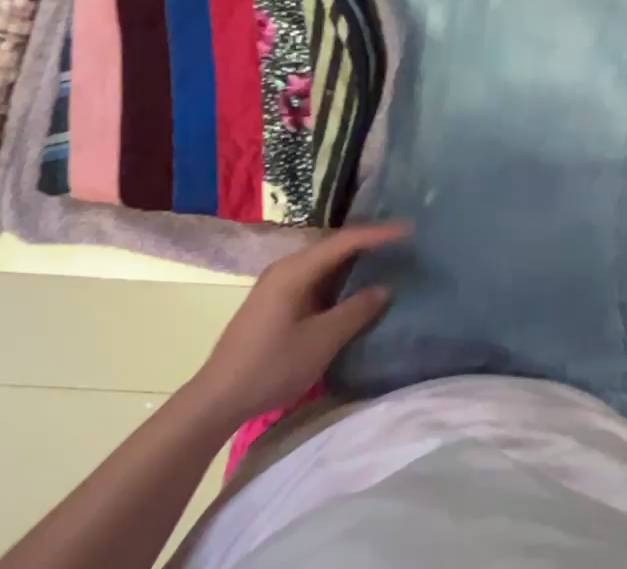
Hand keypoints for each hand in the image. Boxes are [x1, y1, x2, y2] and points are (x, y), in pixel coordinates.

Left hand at [191, 223, 408, 419]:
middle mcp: (285, 269)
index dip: (378, 234)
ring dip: (353, 263)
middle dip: (367, 244)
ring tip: (386, 260)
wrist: (218, 397)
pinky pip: (315, 280)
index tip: (408, 229)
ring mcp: (277, 286)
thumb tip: (384, 288)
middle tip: (402, 242)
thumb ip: (355, 311)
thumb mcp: (321, 341)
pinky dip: (339, 280)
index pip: (343, 242)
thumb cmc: (271, 366)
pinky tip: (355, 290)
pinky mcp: (276, 303)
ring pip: (323, 265)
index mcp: (294, 271)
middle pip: (332, 247)